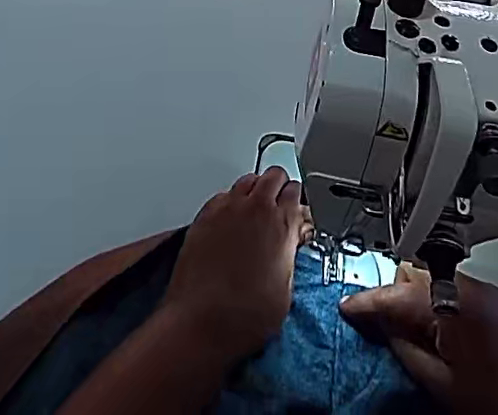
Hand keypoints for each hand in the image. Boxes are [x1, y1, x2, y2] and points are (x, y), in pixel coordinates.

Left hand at [157, 167, 303, 361]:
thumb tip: (289, 246)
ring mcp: (227, 208)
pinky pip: (223, 195)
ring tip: (254, 211)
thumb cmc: (242, 315)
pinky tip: (230, 221)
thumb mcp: (285, 290)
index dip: (297, 200)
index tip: (296, 210)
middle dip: (278, 187)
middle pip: (273, 175)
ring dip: (254, 190)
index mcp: (281, 225)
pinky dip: (230, 202)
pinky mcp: (205, 214)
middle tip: (278, 203)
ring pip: (247, 179)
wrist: (200, 321)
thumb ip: (290, 255)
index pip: (295, 191)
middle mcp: (255, 209)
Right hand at [341, 264, 497, 414]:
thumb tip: (384, 330)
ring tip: (414, 334)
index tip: (347, 307)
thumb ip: (406, 350)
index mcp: (451, 301)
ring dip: (419, 299)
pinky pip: (459, 289)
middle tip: (380, 325)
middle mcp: (471, 286)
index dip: (366, 302)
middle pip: (414, 275)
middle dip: (394, 297)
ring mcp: (490, 292)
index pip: (394, 293)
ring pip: (436, 279)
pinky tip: (444, 333)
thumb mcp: (442, 385)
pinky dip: (443, 303)